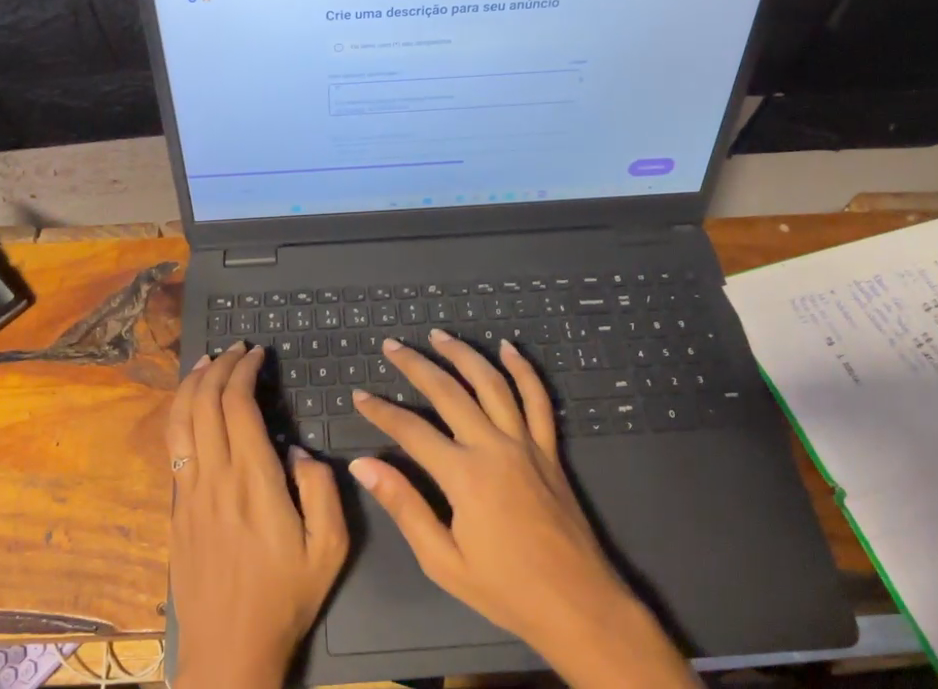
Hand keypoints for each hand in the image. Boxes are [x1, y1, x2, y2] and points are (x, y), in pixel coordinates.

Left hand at [168, 342, 348, 688]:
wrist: (230, 647)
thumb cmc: (286, 596)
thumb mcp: (330, 546)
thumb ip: (320, 487)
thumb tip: (295, 449)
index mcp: (254, 481)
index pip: (238, 405)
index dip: (244, 370)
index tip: (257, 353)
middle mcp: (214, 477)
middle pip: (204, 402)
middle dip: (219, 365)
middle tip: (236, 349)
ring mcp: (188, 492)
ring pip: (180, 420)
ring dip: (192, 383)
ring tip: (207, 362)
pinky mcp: (176, 509)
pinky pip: (172, 447)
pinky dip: (179, 414)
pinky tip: (191, 407)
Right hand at [349, 332, 695, 688]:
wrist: (577, 603)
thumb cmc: (505, 590)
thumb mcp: (443, 560)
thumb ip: (404, 507)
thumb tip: (363, 465)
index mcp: (464, 476)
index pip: (411, 430)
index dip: (382, 411)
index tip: (359, 395)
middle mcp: (494, 447)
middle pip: (449, 392)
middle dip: (416, 366)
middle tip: (392, 346)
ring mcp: (526, 444)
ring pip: (492, 383)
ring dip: (464, 354)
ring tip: (439, 335)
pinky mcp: (550, 450)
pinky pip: (538, 399)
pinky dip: (523, 369)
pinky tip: (508, 348)